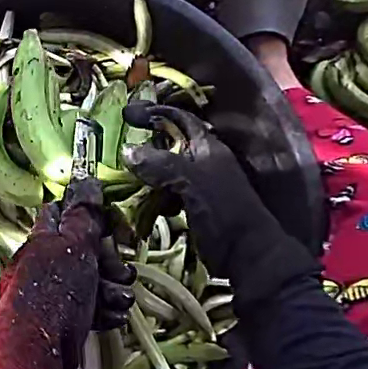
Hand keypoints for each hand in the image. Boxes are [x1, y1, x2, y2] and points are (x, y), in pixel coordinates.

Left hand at [0, 184, 127, 368]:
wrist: (38, 351)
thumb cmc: (54, 291)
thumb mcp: (75, 246)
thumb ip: (84, 216)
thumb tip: (87, 179)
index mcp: (44, 237)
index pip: (65, 211)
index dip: (90, 213)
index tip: (112, 226)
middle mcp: (45, 261)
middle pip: (84, 248)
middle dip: (110, 259)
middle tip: (122, 271)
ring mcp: (52, 290)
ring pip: (90, 279)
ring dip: (111, 287)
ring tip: (120, 299)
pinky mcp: (62, 318)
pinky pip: (89, 306)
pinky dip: (103, 309)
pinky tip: (112, 316)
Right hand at [122, 101, 314, 300]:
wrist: (246, 255)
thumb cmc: (223, 211)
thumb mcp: (191, 181)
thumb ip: (161, 164)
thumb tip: (128, 151)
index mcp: (206, 147)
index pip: (179, 118)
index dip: (155, 113)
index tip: (128, 115)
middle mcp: (202, 161)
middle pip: (169, 144)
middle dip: (146, 146)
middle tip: (121, 150)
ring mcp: (198, 184)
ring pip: (166, 170)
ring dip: (147, 173)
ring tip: (126, 178)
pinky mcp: (193, 206)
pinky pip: (167, 192)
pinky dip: (154, 195)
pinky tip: (143, 203)